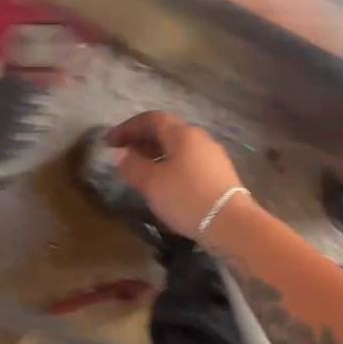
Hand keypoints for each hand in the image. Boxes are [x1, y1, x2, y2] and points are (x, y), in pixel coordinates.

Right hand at [106, 111, 246, 238]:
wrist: (232, 224)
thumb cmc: (187, 198)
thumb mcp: (152, 183)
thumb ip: (133, 165)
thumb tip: (122, 154)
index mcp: (183, 134)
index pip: (152, 119)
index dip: (128, 127)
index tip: (110, 143)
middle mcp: (201, 139)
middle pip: (167, 132)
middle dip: (142, 140)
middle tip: (123, 156)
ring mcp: (214, 157)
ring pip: (179, 149)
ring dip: (157, 155)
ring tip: (141, 171)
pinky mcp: (221, 175)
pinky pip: (190, 162)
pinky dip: (172, 166)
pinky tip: (165, 184)